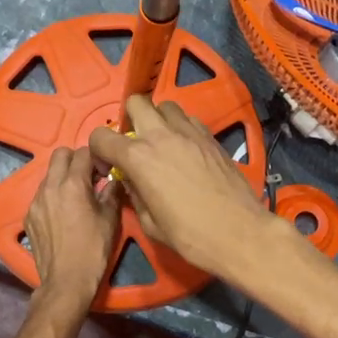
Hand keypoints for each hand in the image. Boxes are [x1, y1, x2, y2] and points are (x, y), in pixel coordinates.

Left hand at [24, 147, 119, 304]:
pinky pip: (41, 195)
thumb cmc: (93, 249)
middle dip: (75, 159)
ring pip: (48, 175)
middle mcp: (50, 187)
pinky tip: (62, 215)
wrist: (66, 281)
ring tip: (76, 197)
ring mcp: (35, 201)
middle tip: (88, 177)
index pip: (83, 152)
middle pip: (59, 155)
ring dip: (63, 177)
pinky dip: (53, 196)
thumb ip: (112, 193)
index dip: (96, 157)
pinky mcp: (28, 216)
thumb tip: (114, 179)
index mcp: (72, 184)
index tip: (104, 171)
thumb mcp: (110, 220)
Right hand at [87, 96, 276, 274]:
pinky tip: (186, 149)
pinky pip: (190, 119)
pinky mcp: (211, 137)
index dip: (99, 150)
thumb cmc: (189, 235)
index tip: (108, 165)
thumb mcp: (150, 223)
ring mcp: (189, 132)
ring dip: (159, 119)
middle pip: (136, 102)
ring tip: (163, 143)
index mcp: (138, 158)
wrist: (238, 232)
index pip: (101, 136)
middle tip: (136, 143)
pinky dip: (182, 127)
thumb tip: (131, 181)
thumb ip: (134, 195)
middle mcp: (161, 136)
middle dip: (130, 118)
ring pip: (166, 106)